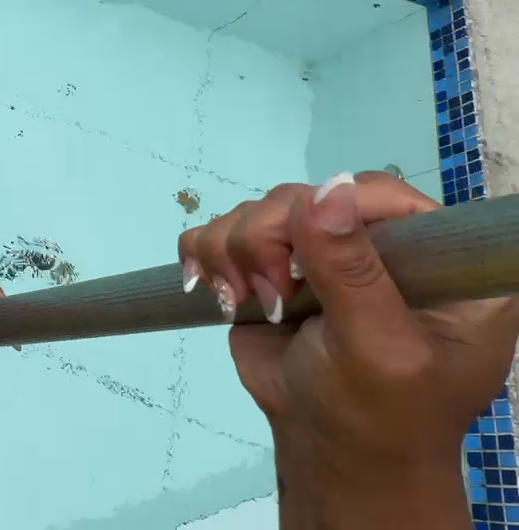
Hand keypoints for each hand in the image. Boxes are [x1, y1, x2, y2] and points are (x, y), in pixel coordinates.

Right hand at [179, 172, 518, 523]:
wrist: (328, 444)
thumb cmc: (379, 409)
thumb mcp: (378, 346)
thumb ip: (353, 271)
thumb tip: (326, 191)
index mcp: (435, 262)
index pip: (380, 195)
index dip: (332, 206)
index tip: (300, 254)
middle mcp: (376, 247)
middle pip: (296, 198)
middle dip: (264, 243)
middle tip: (271, 294)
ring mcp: (314, 255)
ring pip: (247, 212)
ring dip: (229, 255)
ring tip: (246, 302)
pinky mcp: (262, 264)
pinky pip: (211, 230)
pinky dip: (200, 257)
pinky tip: (216, 291)